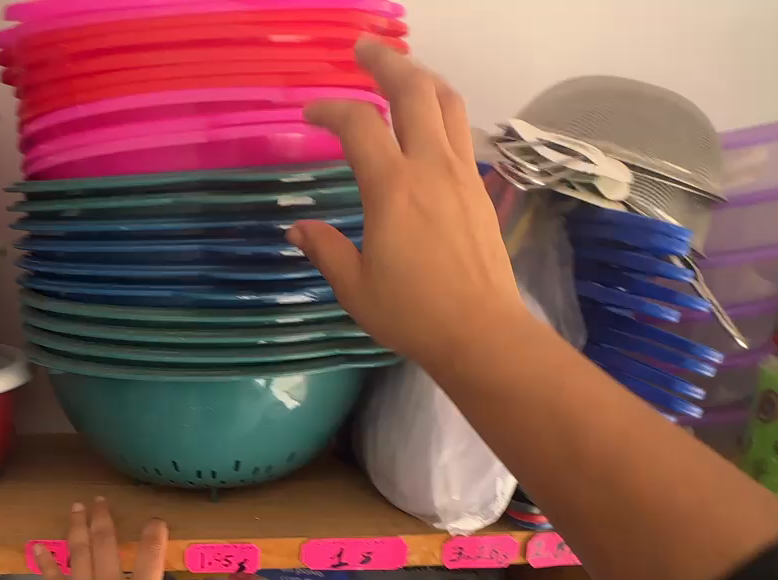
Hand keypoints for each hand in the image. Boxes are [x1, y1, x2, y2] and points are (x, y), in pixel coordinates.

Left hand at [34, 498, 240, 579]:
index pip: (151, 554)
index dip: (154, 533)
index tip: (155, 519)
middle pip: (106, 544)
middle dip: (104, 518)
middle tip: (99, 499)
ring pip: (79, 553)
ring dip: (77, 528)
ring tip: (76, 507)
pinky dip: (45, 562)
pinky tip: (38, 547)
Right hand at [291, 39, 538, 370]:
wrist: (479, 331)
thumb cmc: (411, 314)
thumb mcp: (355, 288)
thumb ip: (325, 250)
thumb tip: (298, 229)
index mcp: (393, 189)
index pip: (358, 126)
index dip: (330, 110)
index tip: (310, 113)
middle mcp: (430, 167)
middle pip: (412, 90)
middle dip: (385, 62)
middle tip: (362, 49)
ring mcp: (461, 174)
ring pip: (446, 102)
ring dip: (421, 77)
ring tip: (400, 73)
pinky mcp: (479, 189)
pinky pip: (461, 131)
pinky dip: (440, 111)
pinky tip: (428, 124)